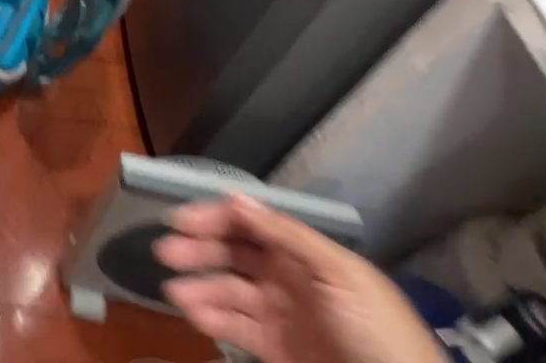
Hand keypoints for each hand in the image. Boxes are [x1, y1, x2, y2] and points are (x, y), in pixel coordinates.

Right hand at [154, 196, 442, 362]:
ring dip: (199, 286)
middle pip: (234, 253)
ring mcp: (280, 313)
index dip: (215, 217)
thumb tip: (237, 197)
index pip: (250, 223)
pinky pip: (236, 327)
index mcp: (304, 252)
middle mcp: (287, 276)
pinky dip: (212, 318)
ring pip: (229, 291)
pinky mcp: (276, 349)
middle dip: (199, 249)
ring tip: (174, 293)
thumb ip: (289, 235)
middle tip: (165, 252)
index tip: (180, 220)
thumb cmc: (379, 330)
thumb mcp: (341, 275)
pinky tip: (194, 315)